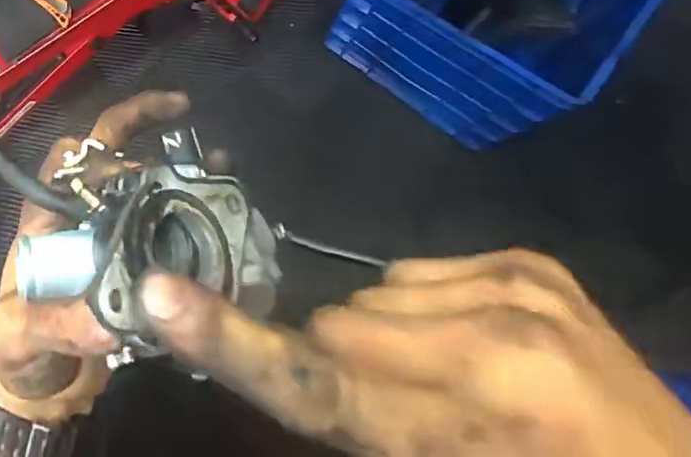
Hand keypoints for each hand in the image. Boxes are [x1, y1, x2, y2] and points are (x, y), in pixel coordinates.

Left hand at [0, 89, 191, 423]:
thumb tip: (109, 319)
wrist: (39, 390)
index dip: (102, 148)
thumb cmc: (17, 352)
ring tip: (216, 162)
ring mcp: (109, 234)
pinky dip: (188, 212)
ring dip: (175, 165)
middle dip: (144, 128)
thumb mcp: (21, 335)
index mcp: (47, 215)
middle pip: (108, 155)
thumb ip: (55, 326)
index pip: (68, 159)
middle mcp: (79, 213)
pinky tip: (220, 211)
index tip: (139, 153)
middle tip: (184, 116)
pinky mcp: (134, 261)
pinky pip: (161, 226)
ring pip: (141, 183)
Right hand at [138, 249, 690, 456]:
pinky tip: (481, 348)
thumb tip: (307, 376)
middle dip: (346, 367)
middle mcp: (494, 336)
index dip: (231, 340)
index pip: (321, 380)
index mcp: (474, 425)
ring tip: (457, 387)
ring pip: (372, 294)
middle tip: (406, 416)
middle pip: (338, 327)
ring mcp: (518, 285)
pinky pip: (417, 271)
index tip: (160, 294)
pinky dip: (427, 311)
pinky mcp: (530, 261)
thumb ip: (366, 428)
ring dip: (388, 339)